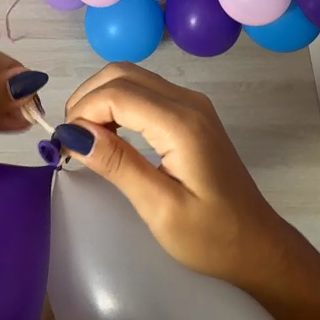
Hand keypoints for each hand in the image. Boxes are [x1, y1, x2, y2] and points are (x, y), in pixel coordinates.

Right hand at [52, 62, 297, 288]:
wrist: (258, 246)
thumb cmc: (212, 237)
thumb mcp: (161, 209)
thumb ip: (118, 165)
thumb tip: (75, 133)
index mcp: (181, 124)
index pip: (117, 94)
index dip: (83, 111)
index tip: (61, 143)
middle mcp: (187, 101)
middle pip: (121, 74)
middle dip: (87, 98)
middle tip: (68, 138)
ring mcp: (191, 103)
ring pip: (131, 77)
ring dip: (100, 97)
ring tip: (83, 137)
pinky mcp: (190, 112)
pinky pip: (144, 90)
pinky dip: (117, 102)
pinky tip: (108, 133)